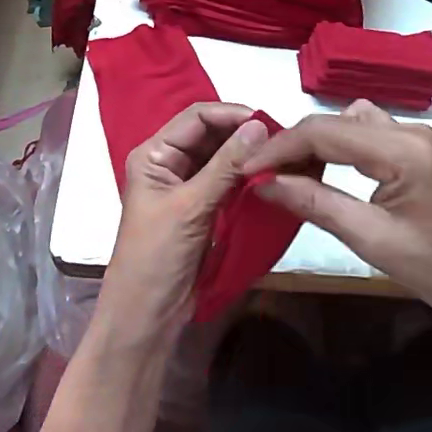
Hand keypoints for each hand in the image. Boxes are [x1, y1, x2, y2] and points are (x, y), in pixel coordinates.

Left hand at [103, 103, 267, 327]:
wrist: (148, 316)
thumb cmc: (157, 256)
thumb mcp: (191, 207)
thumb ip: (226, 165)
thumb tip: (260, 126)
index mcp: (155, 154)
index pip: (197, 117)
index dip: (231, 114)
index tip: (268, 122)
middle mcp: (171, 162)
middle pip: (212, 134)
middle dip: (244, 133)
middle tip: (282, 138)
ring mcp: (189, 185)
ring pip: (224, 156)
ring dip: (249, 154)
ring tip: (283, 153)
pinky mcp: (206, 207)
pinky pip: (230, 180)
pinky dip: (249, 175)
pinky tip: (273, 174)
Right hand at [243, 101, 431, 346]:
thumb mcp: (375, 242)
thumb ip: (317, 204)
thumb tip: (264, 184)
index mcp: (403, 149)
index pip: (325, 130)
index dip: (280, 147)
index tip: (244, 170)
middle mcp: (411, 132)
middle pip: (337, 120)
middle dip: (295, 143)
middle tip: (263, 176)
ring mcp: (418, 141)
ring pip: (352, 123)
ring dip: (318, 143)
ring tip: (289, 174)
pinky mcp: (420, 155)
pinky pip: (369, 137)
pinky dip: (340, 148)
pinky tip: (326, 173)